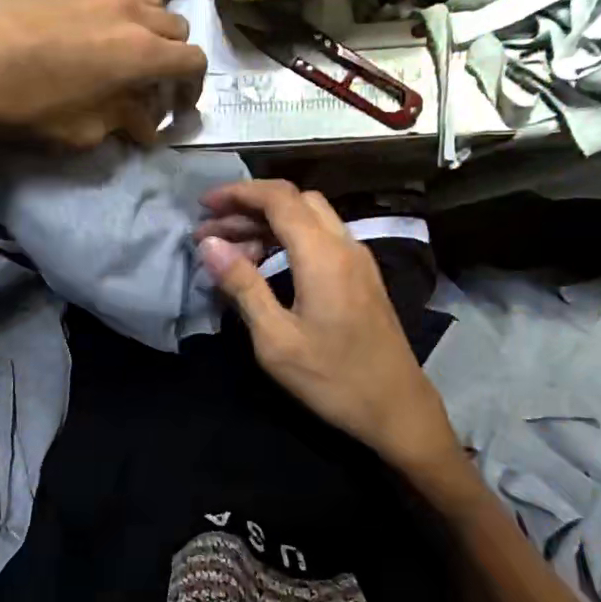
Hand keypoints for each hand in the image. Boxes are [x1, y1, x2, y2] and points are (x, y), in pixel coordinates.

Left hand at [0, 0, 206, 148]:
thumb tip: (144, 126)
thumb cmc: (25, 106)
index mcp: (142, 53)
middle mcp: (130, 11)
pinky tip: (91, 8)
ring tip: (124, 41)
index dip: (193, 87)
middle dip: (171, 55)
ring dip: (147, 19)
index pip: (193, 61)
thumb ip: (123, 122)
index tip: (177, 107)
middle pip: (175, 25)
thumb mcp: (83, 131)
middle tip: (149, 81)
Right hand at [195, 180, 461, 469]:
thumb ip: (243, 286)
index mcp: (322, 255)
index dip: (238, 193)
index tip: (204, 206)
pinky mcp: (362, 276)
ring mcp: (358, 259)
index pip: (278, 198)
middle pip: (295, 200)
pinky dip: (289, 238)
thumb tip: (210, 245)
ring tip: (230, 249)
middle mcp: (344, 245)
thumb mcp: (276, 339)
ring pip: (310, 218)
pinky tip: (266, 263)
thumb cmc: (332, 378)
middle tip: (211, 230)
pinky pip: (322, 238)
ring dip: (268, 223)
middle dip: (249, 206)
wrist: (397, 407)